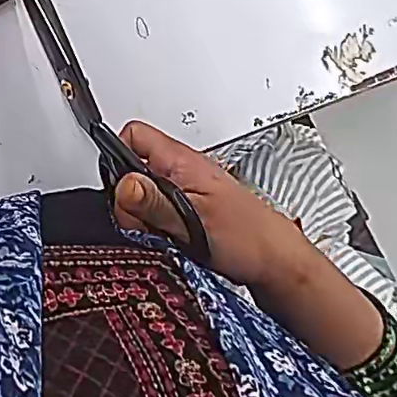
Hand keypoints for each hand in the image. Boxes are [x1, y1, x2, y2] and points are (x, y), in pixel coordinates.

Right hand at [110, 121, 319, 293]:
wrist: (279, 261)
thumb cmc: (249, 237)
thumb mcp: (194, 221)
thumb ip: (155, 203)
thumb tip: (123, 185)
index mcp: (181, 161)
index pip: (133, 136)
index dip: (117, 158)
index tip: (121, 192)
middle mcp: (181, 169)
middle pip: (132, 168)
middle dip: (130, 199)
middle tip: (146, 222)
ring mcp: (184, 188)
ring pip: (143, 193)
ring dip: (145, 217)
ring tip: (166, 234)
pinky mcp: (188, 207)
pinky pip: (157, 210)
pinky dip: (157, 227)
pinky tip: (172, 239)